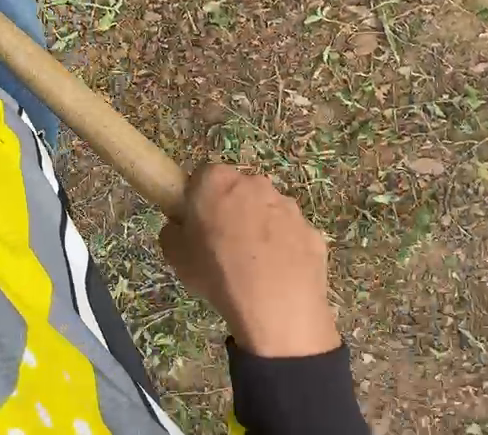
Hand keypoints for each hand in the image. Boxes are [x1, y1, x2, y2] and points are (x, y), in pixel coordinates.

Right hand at [159, 164, 341, 358]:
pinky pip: (293, 236)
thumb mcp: (173, 253)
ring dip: (261, 228)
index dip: (199, 198)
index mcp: (217, 180)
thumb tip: (183, 228)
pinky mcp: (314, 234)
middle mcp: (255, 184)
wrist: (277, 311)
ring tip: (255, 265)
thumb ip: (173, 229)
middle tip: (224, 242)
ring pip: (268, 211)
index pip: (203, 176)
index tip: (198, 222)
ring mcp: (290, 209)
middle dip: (232, 209)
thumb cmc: (217, 273)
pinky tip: (279, 275)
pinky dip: (286, 249)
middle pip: (239, 190)